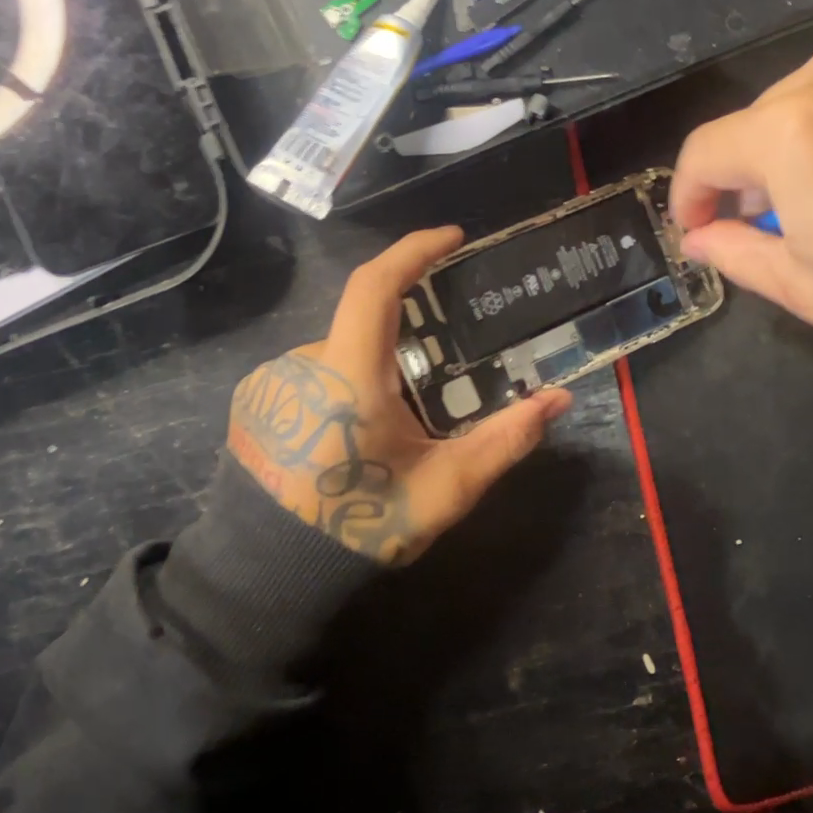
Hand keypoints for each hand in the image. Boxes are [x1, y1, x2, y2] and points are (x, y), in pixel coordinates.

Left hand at [226, 227, 572, 564]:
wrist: (268, 575)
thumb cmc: (361, 525)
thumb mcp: (444, 488)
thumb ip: (504, 440)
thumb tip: (558, 399)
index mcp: (349, 373)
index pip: (377, 285)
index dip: (414, 250)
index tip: (452, 238)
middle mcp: (303, 363)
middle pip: (366, 328)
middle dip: (402, 347)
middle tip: (432, 394)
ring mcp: (271, 382)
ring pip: (339, 355)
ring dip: (370, 375)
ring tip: (389, 434)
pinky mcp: (254, 403)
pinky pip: (310, 377)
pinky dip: (340, 391)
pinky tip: (350, 440)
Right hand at [670, 22, 812, 343]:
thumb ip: (738, 256)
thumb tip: (700, 237)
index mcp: (790, 130)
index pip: (703, 151)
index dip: (689, 193)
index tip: (700, 227)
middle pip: (754, 121)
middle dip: (749, 172)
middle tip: (776, 222)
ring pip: (804, 96)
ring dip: (797, 141)